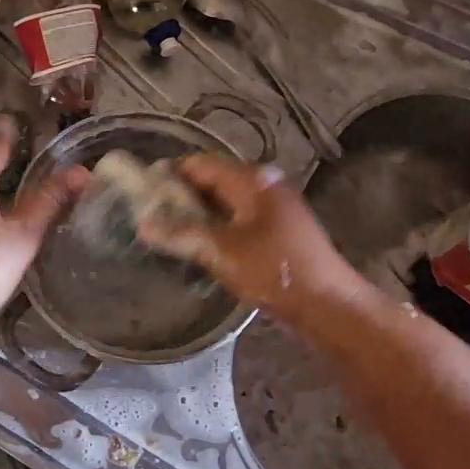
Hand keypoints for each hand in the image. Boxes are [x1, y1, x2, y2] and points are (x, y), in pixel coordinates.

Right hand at [138, 154, 370, 321]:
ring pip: (223, 201)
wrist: (328, 305)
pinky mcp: (276, 230)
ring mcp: (272, 208)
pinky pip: (236, 218)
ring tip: (166, 230)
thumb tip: (143, 223)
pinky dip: (214, 225)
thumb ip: (181, 233)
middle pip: (211, 180)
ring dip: (196, 213)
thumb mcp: (220, 250)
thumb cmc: (274, 270)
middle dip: (179, 195)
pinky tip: (197, 244)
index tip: (141, 192)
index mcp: (251, 180)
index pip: (199, 163)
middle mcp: (262, 185)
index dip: (168, 174)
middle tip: (148, 214)